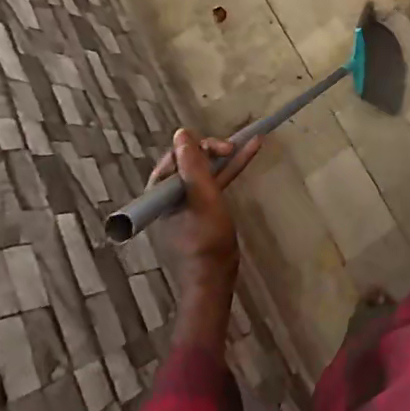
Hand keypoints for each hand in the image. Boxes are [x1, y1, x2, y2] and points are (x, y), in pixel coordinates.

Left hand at [149, 129, 246, 304]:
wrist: (214, 277)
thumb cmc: (206, 238)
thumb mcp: (203, 198)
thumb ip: (193, 165)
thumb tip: (182, 133)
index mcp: (160, 193)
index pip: (176, 157)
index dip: (199, 147)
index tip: (223, 149)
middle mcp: (169, 195)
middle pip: (191, 160)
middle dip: (213, 150)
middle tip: (233, 148)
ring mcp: (187, 202)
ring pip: (206, 170)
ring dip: (226, 156)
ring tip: (249, 141)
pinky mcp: (203, 208)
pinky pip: (215, 182)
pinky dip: (230, 169)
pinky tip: (249, 154)